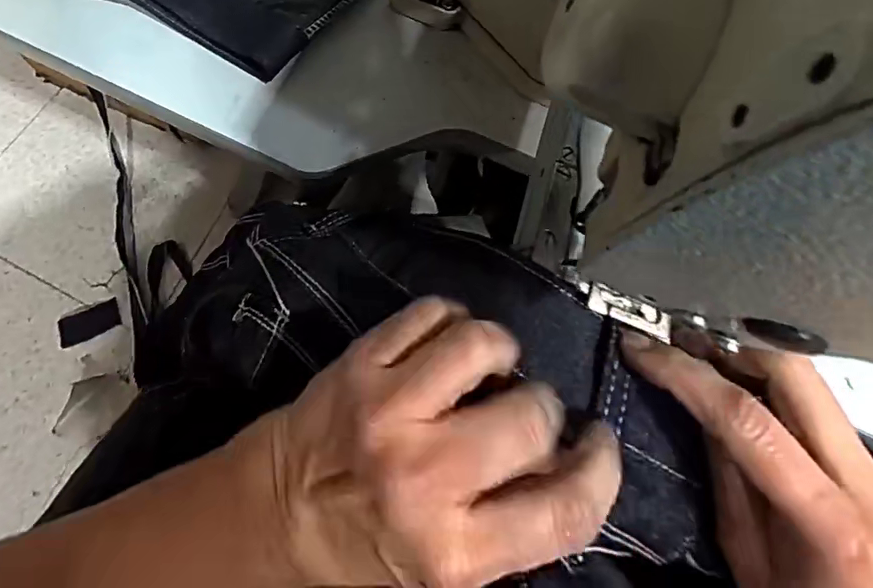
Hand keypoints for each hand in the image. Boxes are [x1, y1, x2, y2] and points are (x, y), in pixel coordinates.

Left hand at [237, 297, 621, 587]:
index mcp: (453, 553)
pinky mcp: (361, 361)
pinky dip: (452, 319)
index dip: (601, 469)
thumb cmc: (365, 555)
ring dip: (500, 351)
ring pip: (483, 344)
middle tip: (524, 412)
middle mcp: (423, 476)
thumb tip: (570, 459)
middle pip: (531, 413)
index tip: (598, 444)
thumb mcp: (448, 573)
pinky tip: (446, 343)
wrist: (271, 523)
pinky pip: (433, 311)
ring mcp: (388, 408)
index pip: (563, 507)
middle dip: (542, 409)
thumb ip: (513, 526)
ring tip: (487, 370)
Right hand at [621, 334, 872, 587]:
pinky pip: (819, 406)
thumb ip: (727, 478)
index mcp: (835, 524)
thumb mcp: (748, 561)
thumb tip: (696, 404)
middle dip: (729, 346)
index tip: (644, 350)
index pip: (749, 418)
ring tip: (701, 354)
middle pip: (793, 373)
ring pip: (810, 380)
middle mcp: (871, 487)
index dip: (688, 374)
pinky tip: (740, 383)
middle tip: (680, 342)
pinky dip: (772, 384)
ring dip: (749, 358)